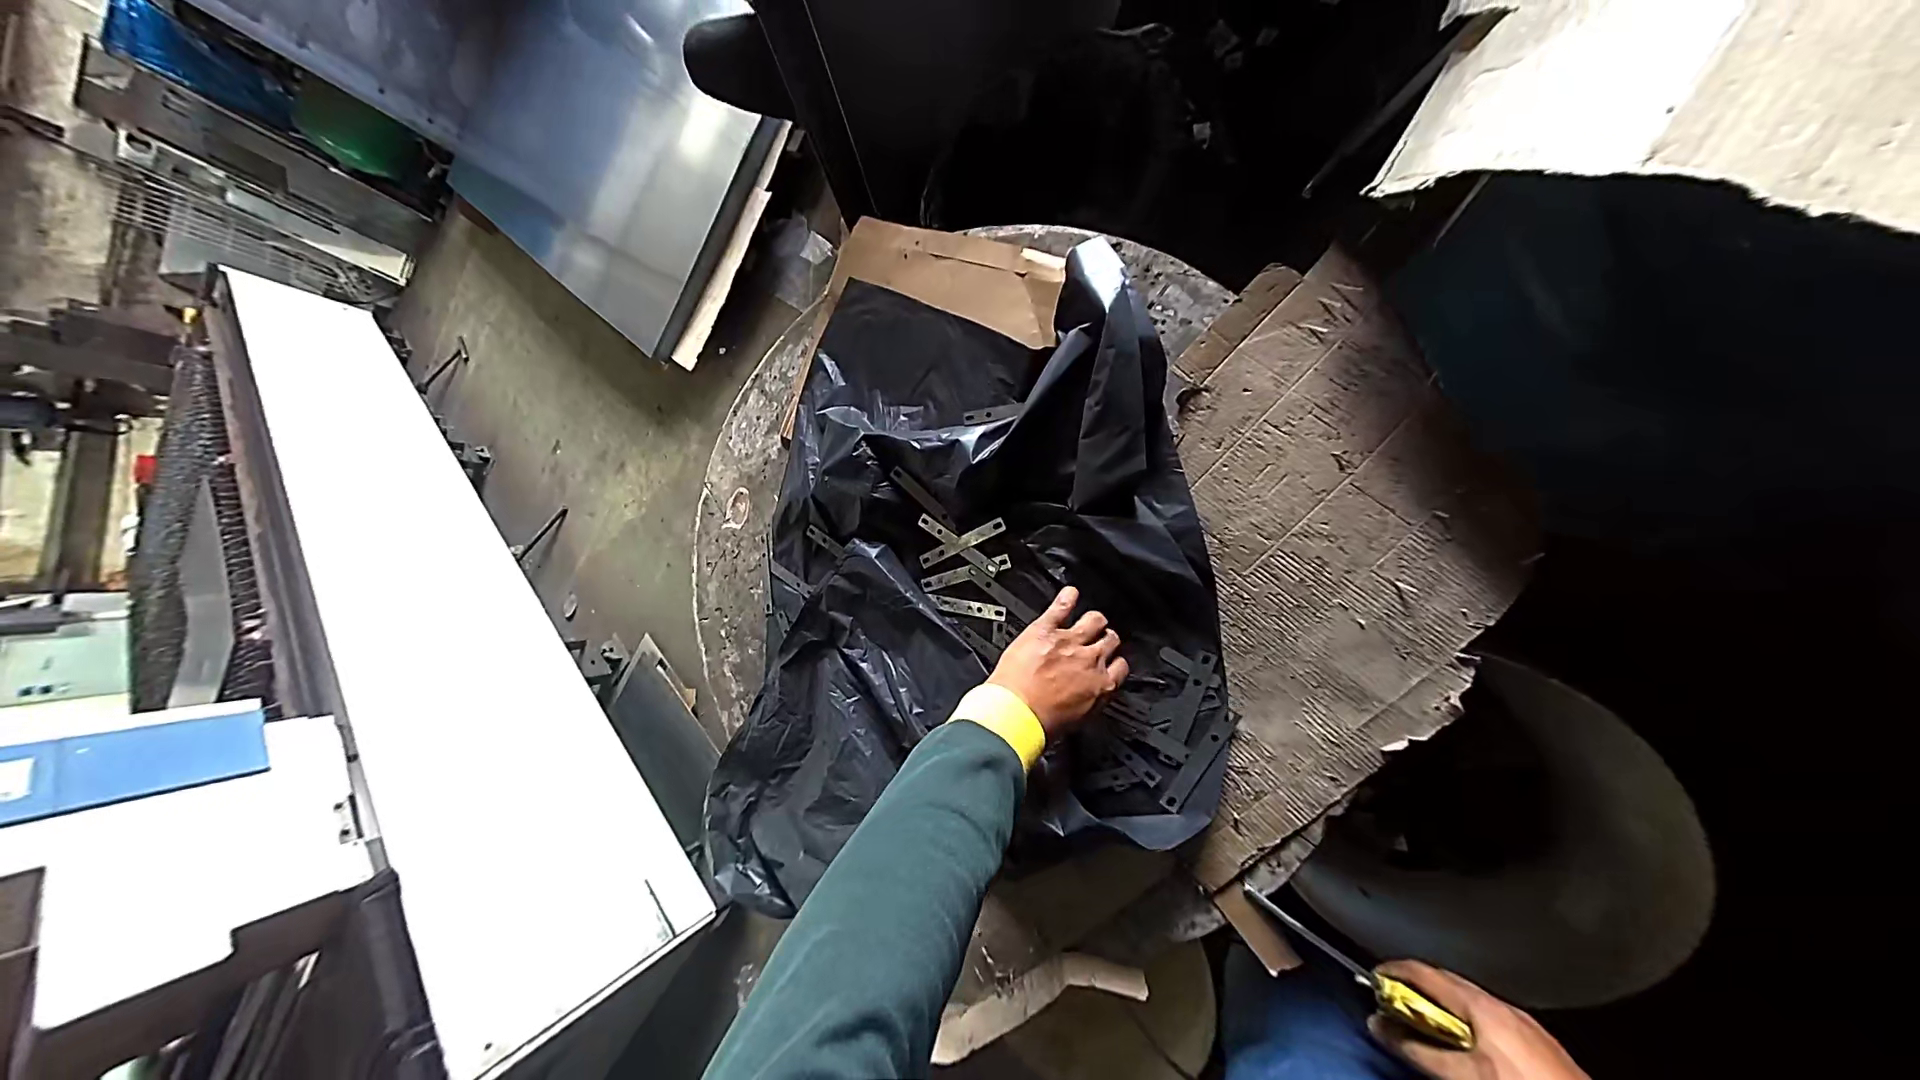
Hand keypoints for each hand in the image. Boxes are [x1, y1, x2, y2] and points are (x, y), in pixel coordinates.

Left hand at [987, 586, 1127, 737]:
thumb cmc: (1042, 722)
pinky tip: (1069, 593)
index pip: (1120, 666)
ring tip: (1090, 618)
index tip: (1109, 661)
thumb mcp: (1078, 719)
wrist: (1016, 714)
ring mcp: (1068, 641)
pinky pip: (1061, 607)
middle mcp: (1089, 660)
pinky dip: (1067, 597)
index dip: (1115, 661)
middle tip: (1098, 638)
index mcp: (1101, 685)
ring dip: (1093, 619)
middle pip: (1110, 639)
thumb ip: (1089, 700)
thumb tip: (1087, 697)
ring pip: (1093, 619)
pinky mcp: (1045, 629)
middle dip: (1106, 637)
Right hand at [1367, 961, 1588, 1079]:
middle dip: (1415, 987)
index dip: (1393, 971)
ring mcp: (1525, 1024)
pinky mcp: (1540, 1044)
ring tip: (1423, 1024)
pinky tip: (1466, 1045)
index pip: (1425, 972)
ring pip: (1469, 999)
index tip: (1371, 980)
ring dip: (1440, 1005)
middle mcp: (1502, 1005)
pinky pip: (1489, 1017)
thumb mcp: (1464, 1077)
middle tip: (1391, 1003)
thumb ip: (1419, 1051)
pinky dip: (1465, 1020)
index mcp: (1481, 1005)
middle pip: (1447, 981)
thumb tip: (1376, 1024)